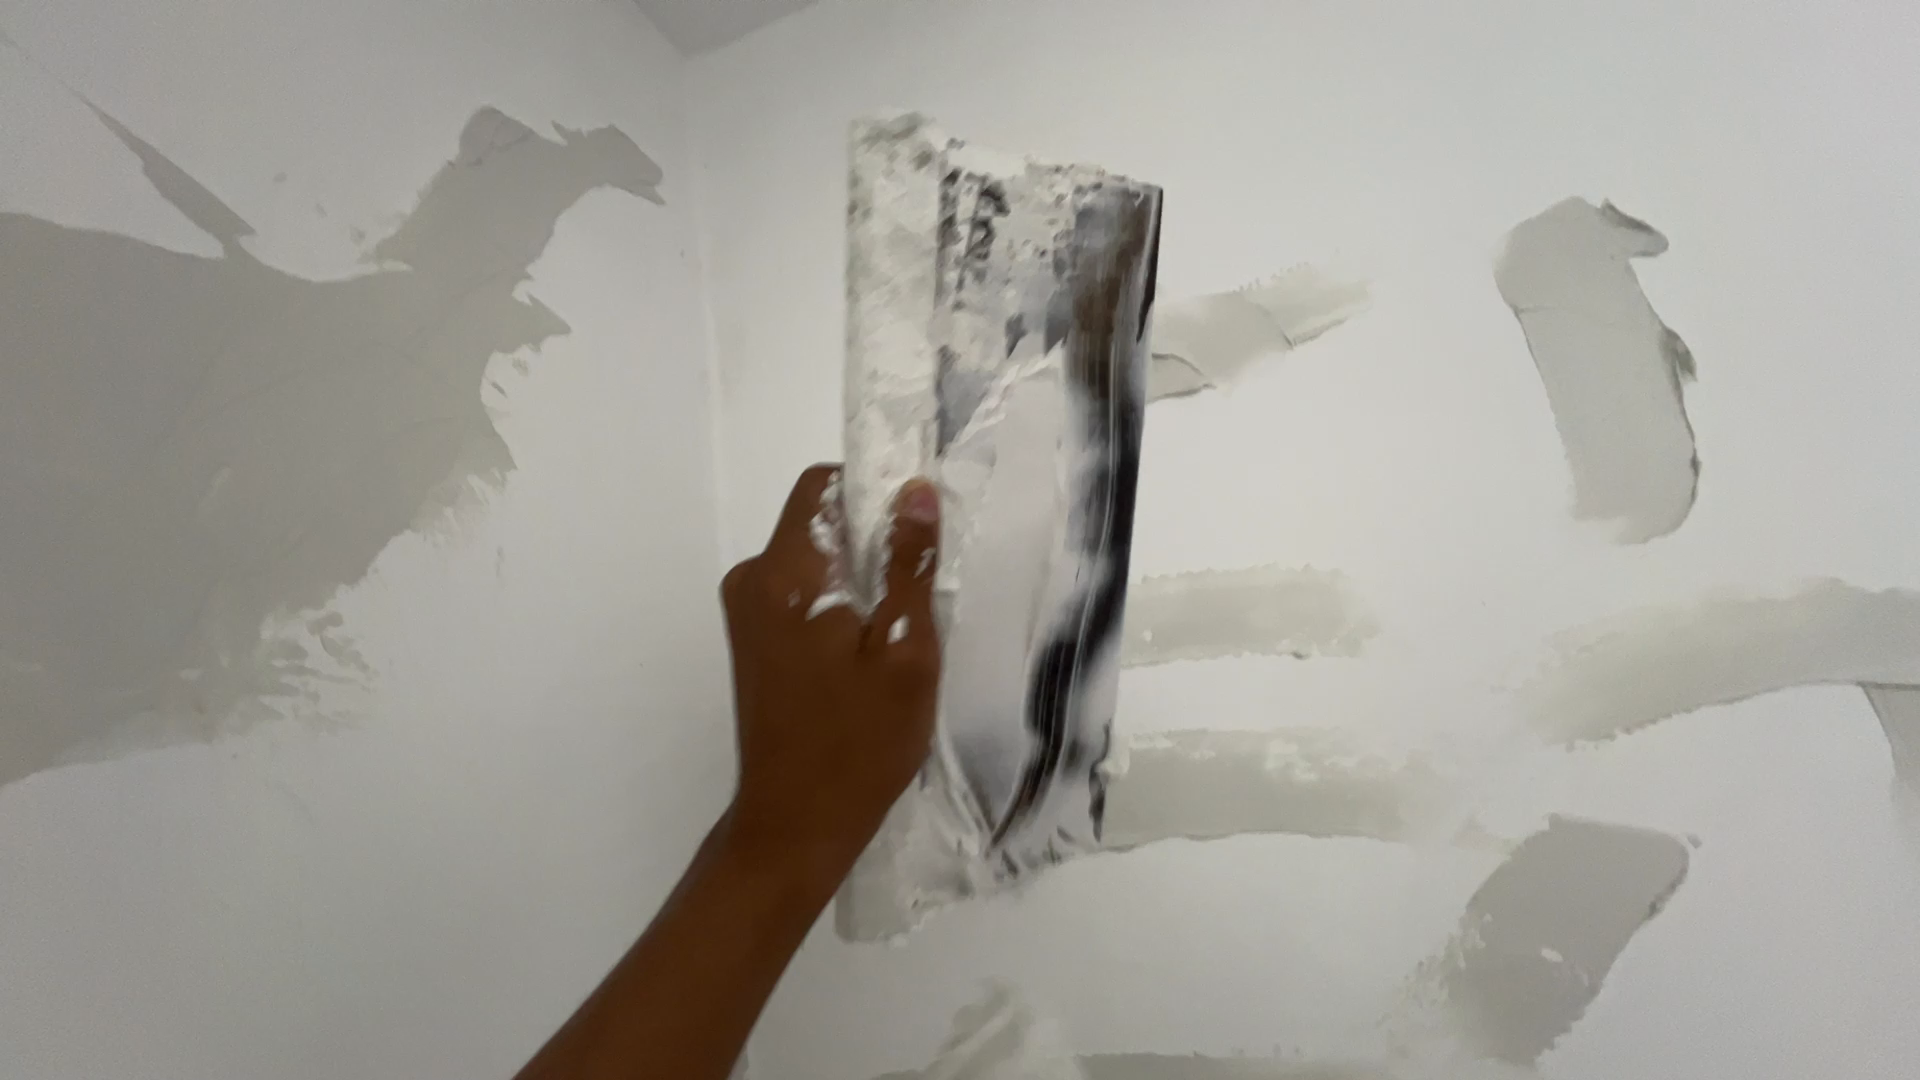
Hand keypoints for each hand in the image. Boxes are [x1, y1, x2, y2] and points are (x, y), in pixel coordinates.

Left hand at [718, 465, 940, 882]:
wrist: (795, 825)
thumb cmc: (858, 741)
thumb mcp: (903, 649)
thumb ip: (907, 565)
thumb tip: (914, 490)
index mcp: (783, 573)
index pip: (824, 486)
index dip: (874, 492)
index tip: (916, 530)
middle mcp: (752, 580)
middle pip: (821, 523)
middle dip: (873, 542)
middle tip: (918, 591)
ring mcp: (747, 613)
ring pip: (815, 561)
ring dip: (860, 577)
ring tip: (898, 628)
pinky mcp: (754, 640)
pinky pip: (803, 594)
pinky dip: (839, 603)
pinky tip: (868, 650)